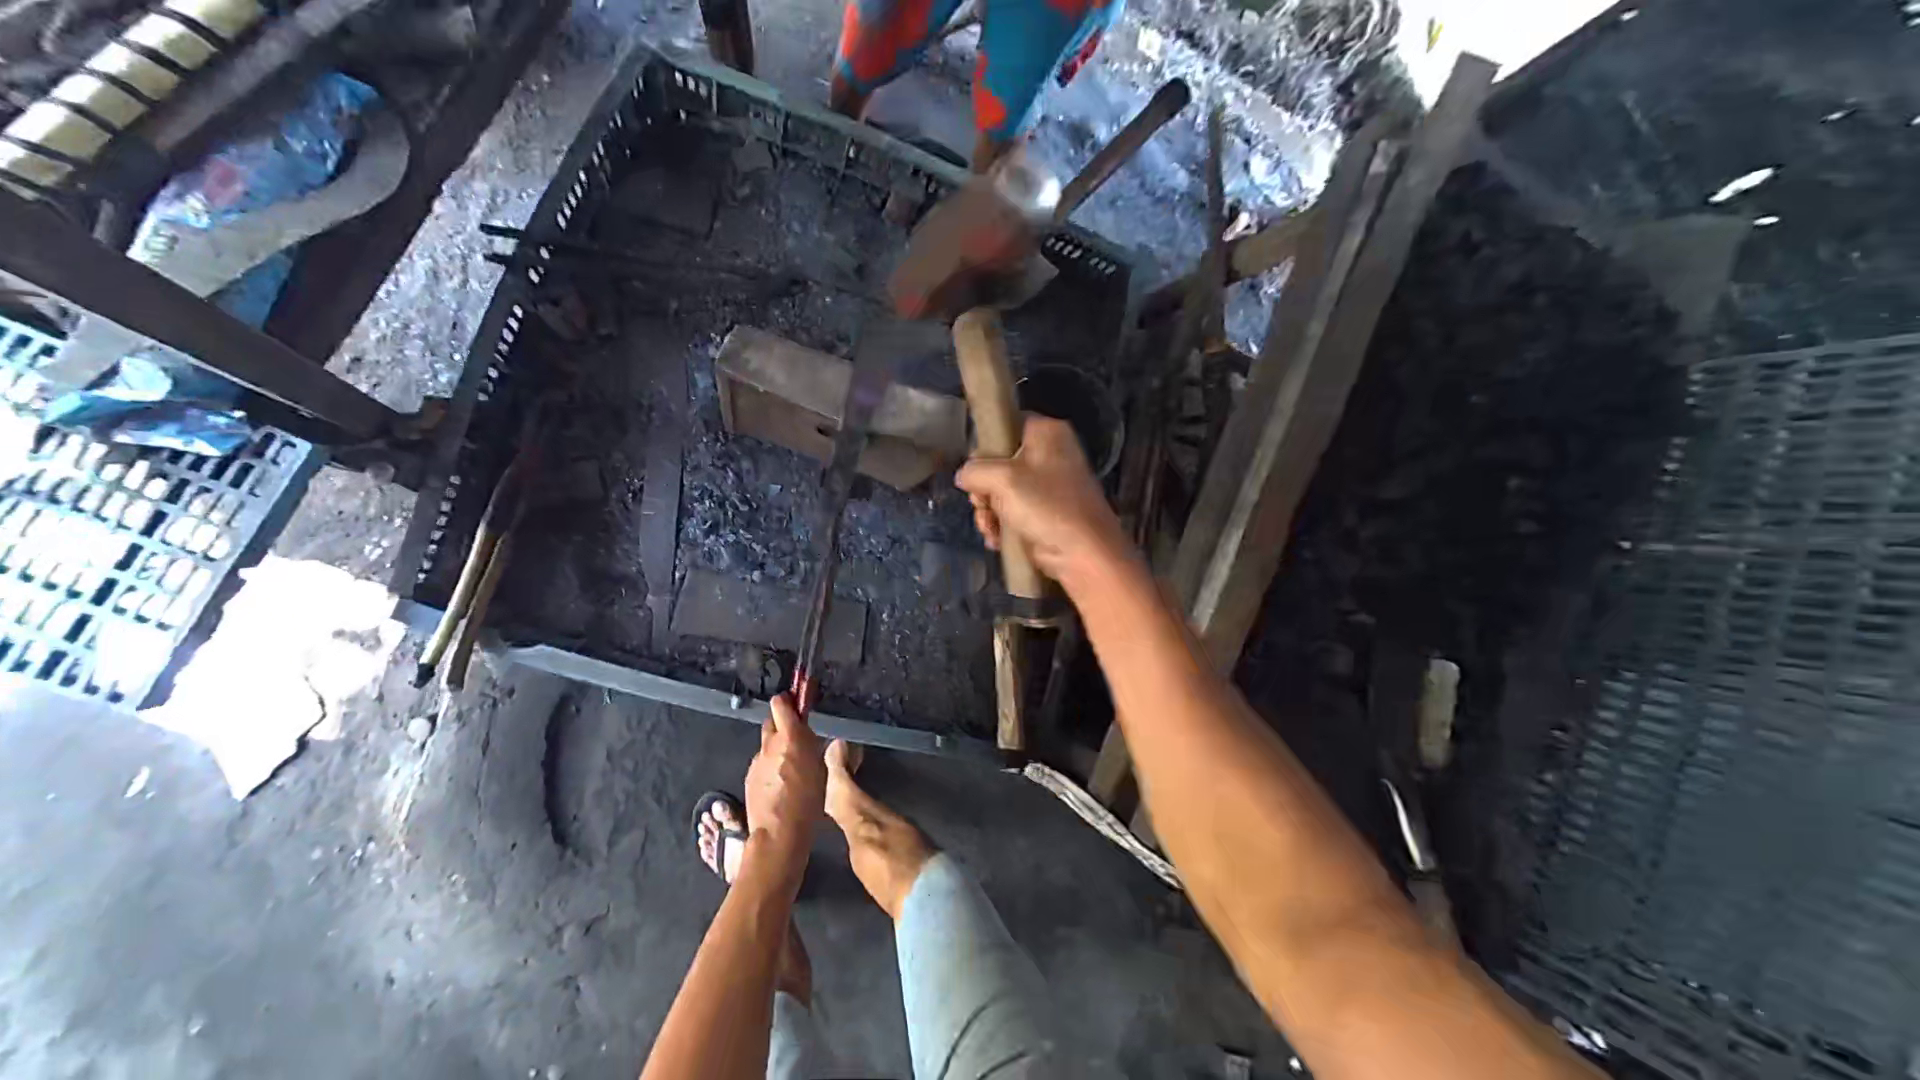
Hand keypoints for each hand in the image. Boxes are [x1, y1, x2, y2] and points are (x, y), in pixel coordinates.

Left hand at [743, 693, 826, 881]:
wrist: (779, 834)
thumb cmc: (809, 801)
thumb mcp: (821, 768)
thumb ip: (811, 746)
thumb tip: (806, 736)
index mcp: (791, 737)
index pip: (781, 703)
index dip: (788, 700)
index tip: (796, 702)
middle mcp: (770, 745)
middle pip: (772, 722)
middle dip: (782, 726)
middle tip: (796, 738)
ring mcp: (756, 761)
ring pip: (766, 745)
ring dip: (776, 749)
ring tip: (789, 769)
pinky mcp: (749, 777)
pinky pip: (761, 764)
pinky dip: (769, 768)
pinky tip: (779, 785)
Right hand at [954, 415, 1137, 589]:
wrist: (1084, 553)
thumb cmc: (1046, 506)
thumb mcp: (1002, 479)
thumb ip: (975, 470)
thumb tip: (964, 475)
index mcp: (1047, 433)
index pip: (1005, 424)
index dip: (985, 446)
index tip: (974, 468)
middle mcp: (1050, 454)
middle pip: (1000, 462)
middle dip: (984, 488)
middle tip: (981, 502)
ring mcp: (1049, 486)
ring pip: (1003, 491)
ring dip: (989, 511)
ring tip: (990, 527)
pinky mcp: (1047, 513)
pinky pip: (1014, 512)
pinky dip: (1002, 525)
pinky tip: (997, 539)